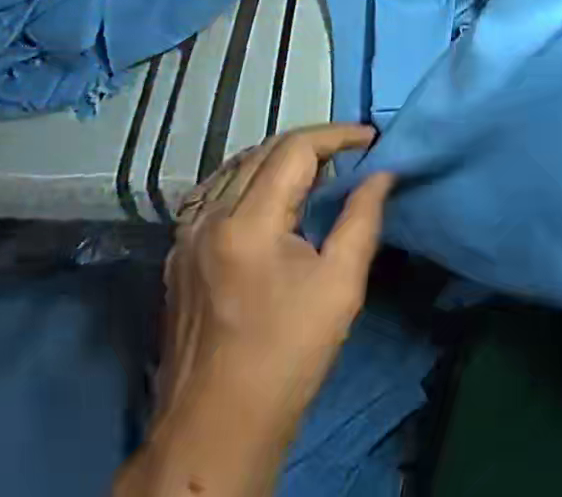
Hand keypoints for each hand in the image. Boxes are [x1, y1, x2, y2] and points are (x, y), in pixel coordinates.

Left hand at [115, 124, 395, 496]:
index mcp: (247, 222)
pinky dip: (252, 181)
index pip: (294, 149)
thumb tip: (382, 173)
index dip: (336, 136)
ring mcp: (186, 236)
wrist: (218, 425)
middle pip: (263, 152)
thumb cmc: (288, 355)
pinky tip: (275, 200)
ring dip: (280, 160)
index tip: (371, 139)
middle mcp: (208, 217)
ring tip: (320, 171)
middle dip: (312, 144)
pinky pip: (217, 194)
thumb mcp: (340, 285)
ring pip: (236, 169)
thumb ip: (363, 218)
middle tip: (352, 154)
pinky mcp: (178, 255)